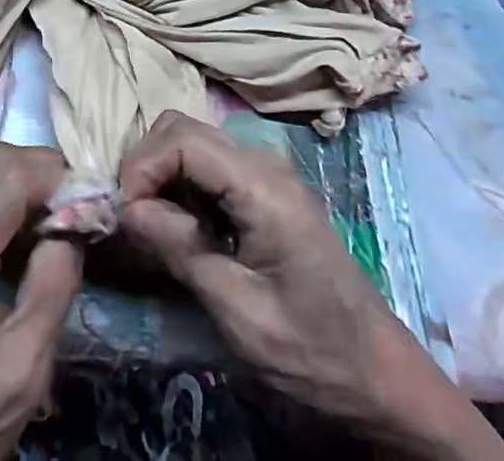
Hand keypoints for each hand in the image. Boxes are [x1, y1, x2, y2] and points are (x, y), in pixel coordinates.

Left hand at [0, 143, 83, 460]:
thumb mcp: (25, 368)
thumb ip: (53, 285)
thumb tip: (75, 220)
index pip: (4, 177)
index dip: (54, 174)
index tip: (91, 201)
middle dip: (41, 170)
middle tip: (78, 207)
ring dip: (20, 177)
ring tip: (54, 215)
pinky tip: (22, 226)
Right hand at [119, 112, 503, 460]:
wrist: (377, 375)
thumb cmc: (311, 350)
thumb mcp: (238, 311)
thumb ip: (180, 250)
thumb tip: (126, 208)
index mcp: (263, 188)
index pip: (181, 140)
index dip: (141, 168)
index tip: (125, 216)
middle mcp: (263, 163)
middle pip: (180, 129)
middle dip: (144, 166)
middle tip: (132, 220)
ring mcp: (264, 172)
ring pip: (188, 141)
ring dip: (158, 175)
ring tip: (152, 227)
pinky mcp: (261, 188)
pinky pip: (203, 164)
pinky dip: (177, 184)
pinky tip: (179, 226)